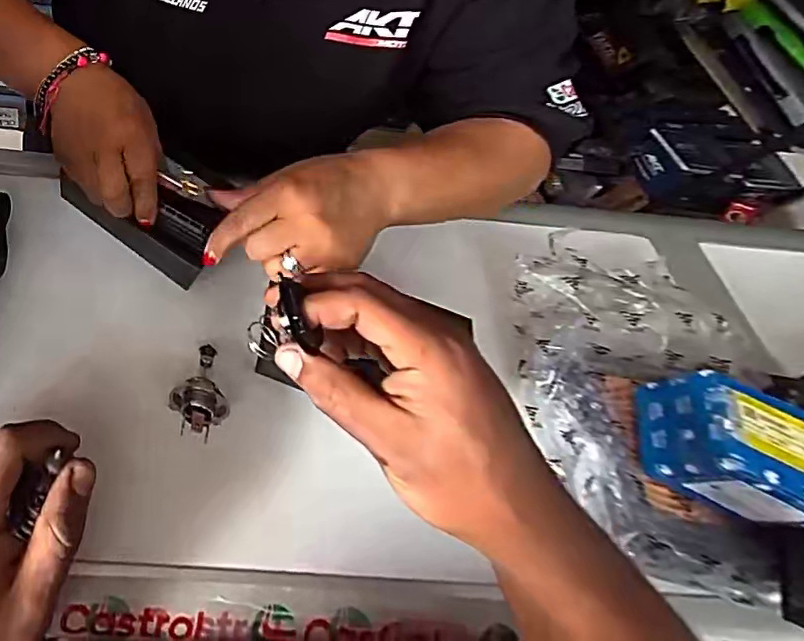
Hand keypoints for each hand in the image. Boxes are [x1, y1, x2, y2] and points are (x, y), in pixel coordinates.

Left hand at [0, 421, 95, 640]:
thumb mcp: (34, 592)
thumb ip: (61, 526)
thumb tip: (80, 473)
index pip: (9, 443)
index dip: (46, 435)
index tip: (70, 446)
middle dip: (36, 452)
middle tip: (64, 477)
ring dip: (18, 471)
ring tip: (42, 510)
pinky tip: (16, 523)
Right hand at [49, 64, 161, 224]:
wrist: (70, 82)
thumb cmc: (109, 94)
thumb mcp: (144, 117)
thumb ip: (151, 151)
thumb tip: (157, 181)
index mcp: (129, 133)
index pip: (142, 179)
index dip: (148, 203)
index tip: (150, 216)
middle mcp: (104, 148)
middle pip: (115, 198)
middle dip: (127, 208)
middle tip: (134, 206)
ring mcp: (81, 157)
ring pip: (97, 198)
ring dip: (109, 199)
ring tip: (116, 185)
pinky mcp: (65, 162)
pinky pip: (82, 187)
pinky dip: (93, 187)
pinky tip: (99, 172)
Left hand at [204, 152, 393, 273]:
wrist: (376, 188)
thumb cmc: (333, 178)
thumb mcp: (286, 175)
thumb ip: (249, 194)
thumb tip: (217, 199)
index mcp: (289, 194)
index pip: (243, 222)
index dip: (221, 239)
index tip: (210, 254)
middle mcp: (305, 224)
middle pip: (254, 250)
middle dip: (257, 240)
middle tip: (278, 225)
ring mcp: (322, 250)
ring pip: (273, 268)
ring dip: (275, 256)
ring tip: (297, 236)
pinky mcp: (335, 268)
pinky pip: (297, 279)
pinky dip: (295, 268)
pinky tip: (309, 248)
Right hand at [267, 272, 569, 552]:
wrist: (518, 512)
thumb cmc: (471, 483)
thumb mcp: (387, 440)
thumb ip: (334, 391)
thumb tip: (294, 357)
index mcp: (431, 348)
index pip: (360, 299)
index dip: (315, 303)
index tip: (287, 317)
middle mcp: (440, 335)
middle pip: (367, 291)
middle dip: (320, 298)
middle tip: (285, 314)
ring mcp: (443, 343)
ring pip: (377, 305)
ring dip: (337, 315)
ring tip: (306, 340)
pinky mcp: (440, 356)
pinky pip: (389, 326)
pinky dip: (357, 332)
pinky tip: (337, 354)